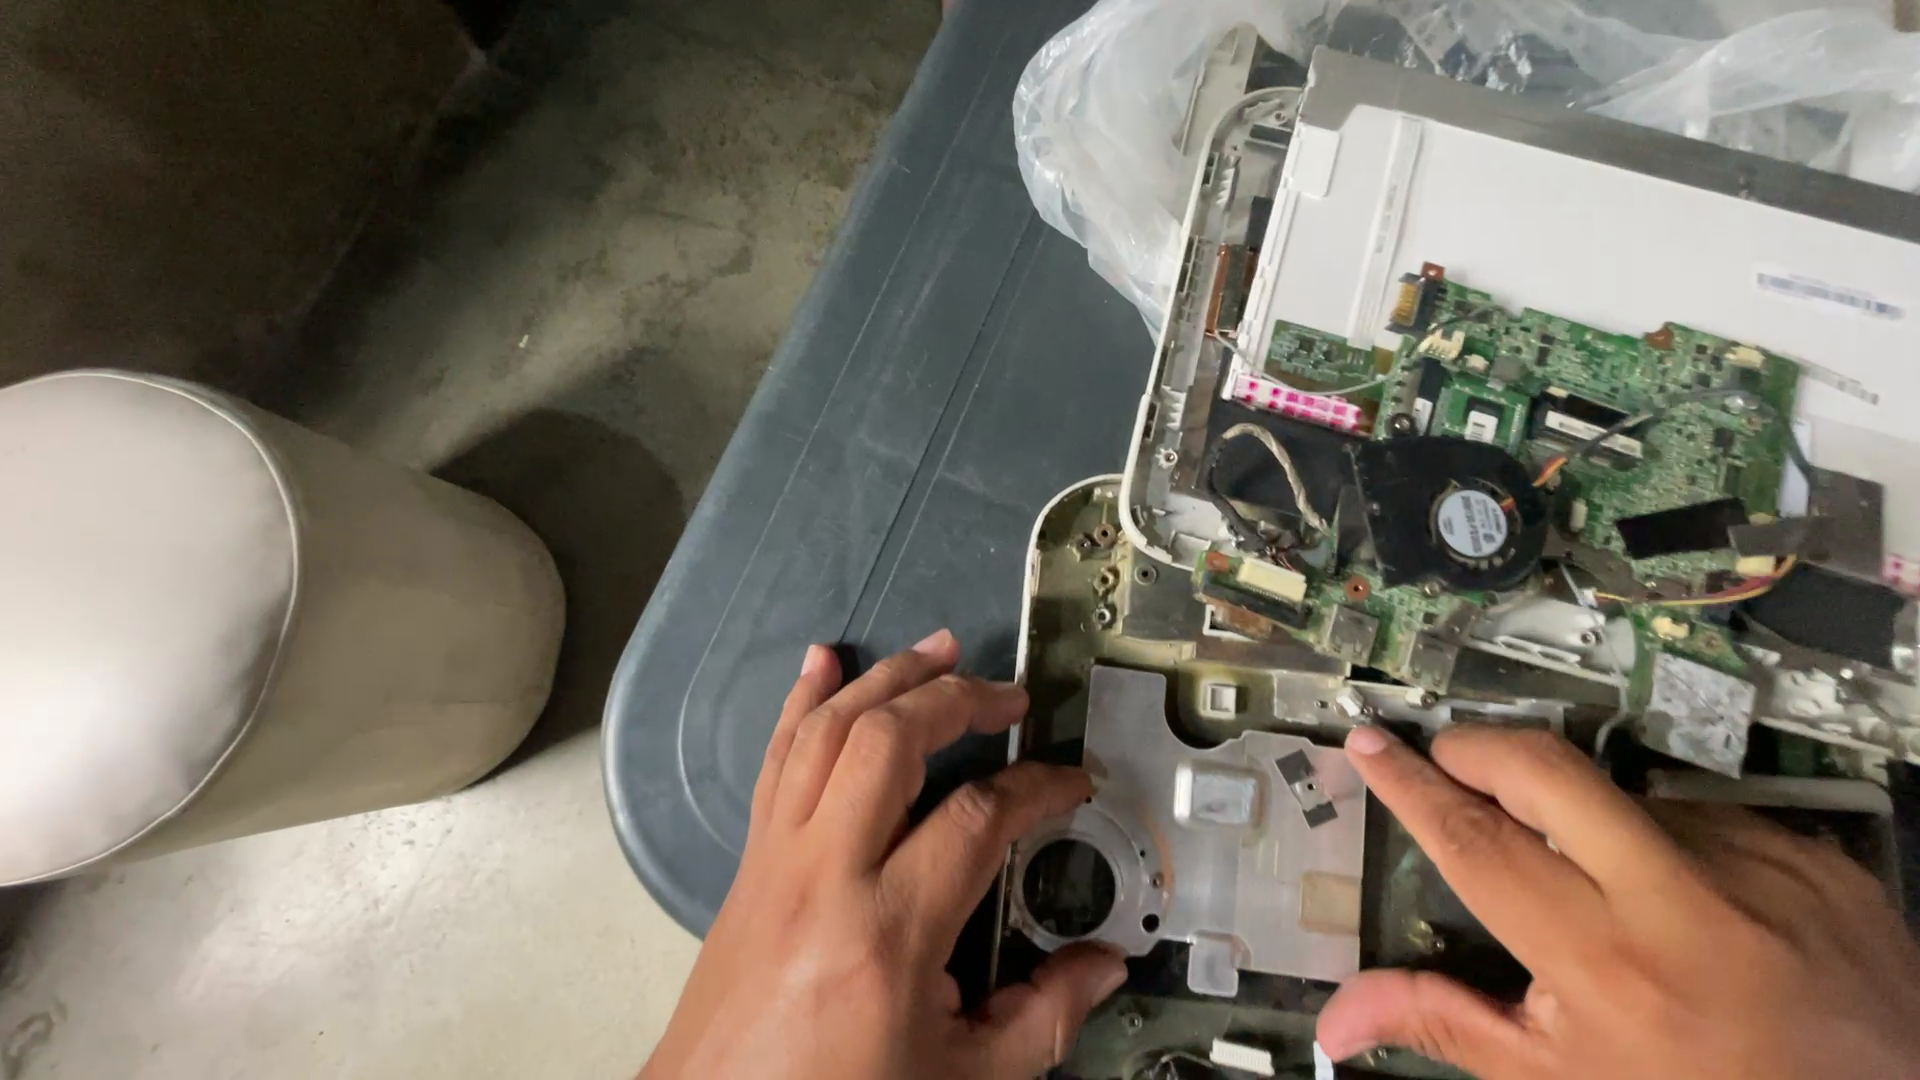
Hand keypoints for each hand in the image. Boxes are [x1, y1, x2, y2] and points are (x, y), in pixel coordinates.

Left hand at [641, 631, 1127, 1079]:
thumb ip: (1043, 1020)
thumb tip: (1107, 962)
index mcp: (887, 932)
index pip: (974, 819)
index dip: (1035, 788)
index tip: (1072, 782)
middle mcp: (827, 871)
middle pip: (889, 742)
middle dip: (956, 699)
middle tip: (1009, 696)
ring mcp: (779, 853)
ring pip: (828, 731)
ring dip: (888, 677)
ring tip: (940, 648)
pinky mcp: (751, 853)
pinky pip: (775, 757)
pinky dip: (800, 698)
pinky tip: (822, 658)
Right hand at [1316, 725, 1919, 1078]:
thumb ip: (1441, 1023)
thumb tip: (1330, 1021)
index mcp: (1608, 964)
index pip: (1475, 843)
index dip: (1409, 786)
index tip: (1365, 743)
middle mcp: (1683, 902)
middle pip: (1542, 770)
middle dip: (1473, 749)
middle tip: (1444, 763)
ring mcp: (1757, 867)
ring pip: (1611, 789)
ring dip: (1568, 810)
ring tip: (1592, 879)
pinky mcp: (1811, 857)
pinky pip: (1689, 812)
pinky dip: (1651, 837)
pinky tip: (1677, 897)